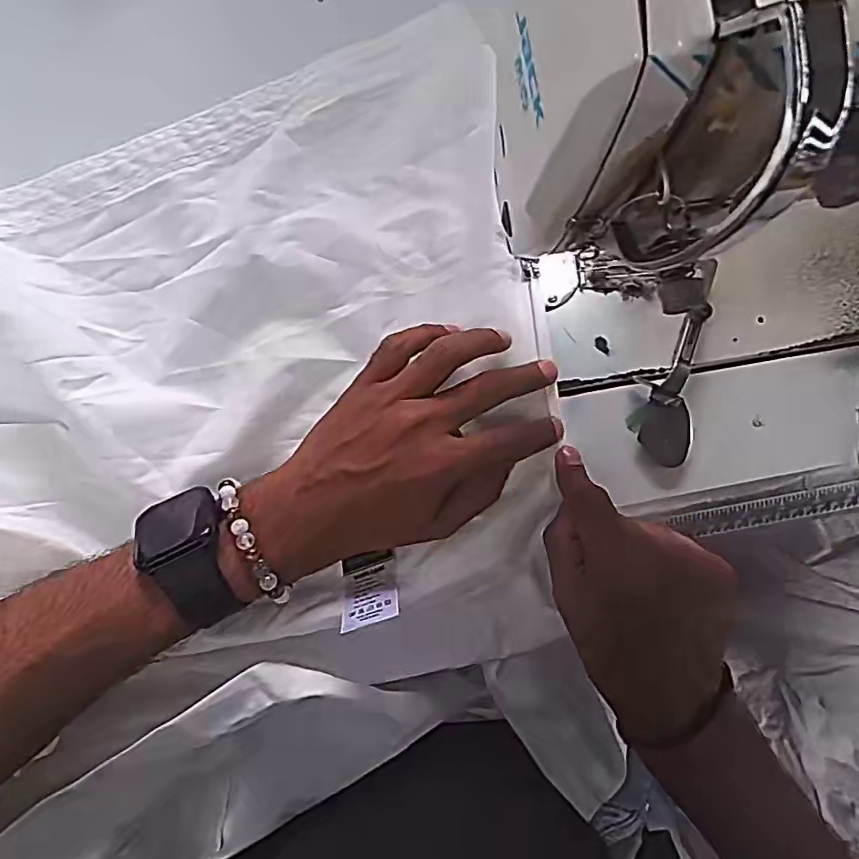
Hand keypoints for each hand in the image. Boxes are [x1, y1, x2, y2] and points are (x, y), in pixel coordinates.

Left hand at [233, 325, 560, 590]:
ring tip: (500, 340)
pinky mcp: (366, 386)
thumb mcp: (435, 525)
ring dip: (481, 342)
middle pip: (487, 388)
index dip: (536, 432)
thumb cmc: (368, 521)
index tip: (549, 426)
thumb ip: (478, 494)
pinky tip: (444, 333)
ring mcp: (392, 399)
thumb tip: (504, 464)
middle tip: (542, 372)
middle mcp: (422, 424)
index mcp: (442, 462)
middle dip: (525, 379)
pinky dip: (424, 334)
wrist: (309, 509)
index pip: (507, 439)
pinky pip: (398, 347)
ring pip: (446, 354)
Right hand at [545, 445, 739, 745]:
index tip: (569, 458)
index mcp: (613, 551)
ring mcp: (693, 555)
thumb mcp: (568, 598)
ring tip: (645, 595)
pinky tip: (670, 598)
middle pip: (627, 523)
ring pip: (658, 538)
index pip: (590, 499)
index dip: (575, 477)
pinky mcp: (719, 568)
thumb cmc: (611, 649)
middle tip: (613, 578)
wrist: (668, 693)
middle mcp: (658, 544)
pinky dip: (676, 568)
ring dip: (650, 555)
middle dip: (617, 540)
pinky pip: (685, 553)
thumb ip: (564, 545)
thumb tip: (569, 510)